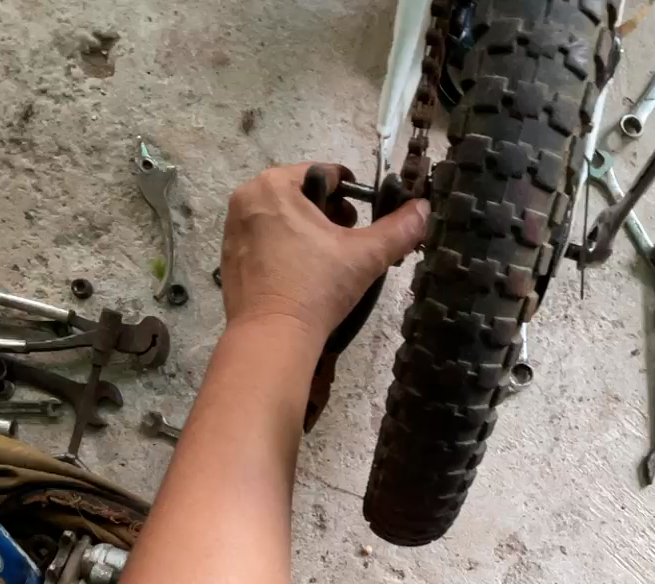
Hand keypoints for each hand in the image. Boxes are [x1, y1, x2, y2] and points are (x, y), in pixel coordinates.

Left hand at [219, 164, 428, 342]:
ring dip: (308, 235)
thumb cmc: (316, 289)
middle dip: (329, 216)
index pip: (325, 174)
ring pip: (283, 220)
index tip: (364, 220)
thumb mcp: (365, 257)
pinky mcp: (229, 260)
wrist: (273, 338)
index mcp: (274, 185)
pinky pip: (265, 244)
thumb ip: (399, 230)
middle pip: (302, 196)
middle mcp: (247, 199)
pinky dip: (286, 253)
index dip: (353, 195)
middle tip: (348, 246)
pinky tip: (303, 278)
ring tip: (328, 265)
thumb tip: (424, 210)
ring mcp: (233, 230)